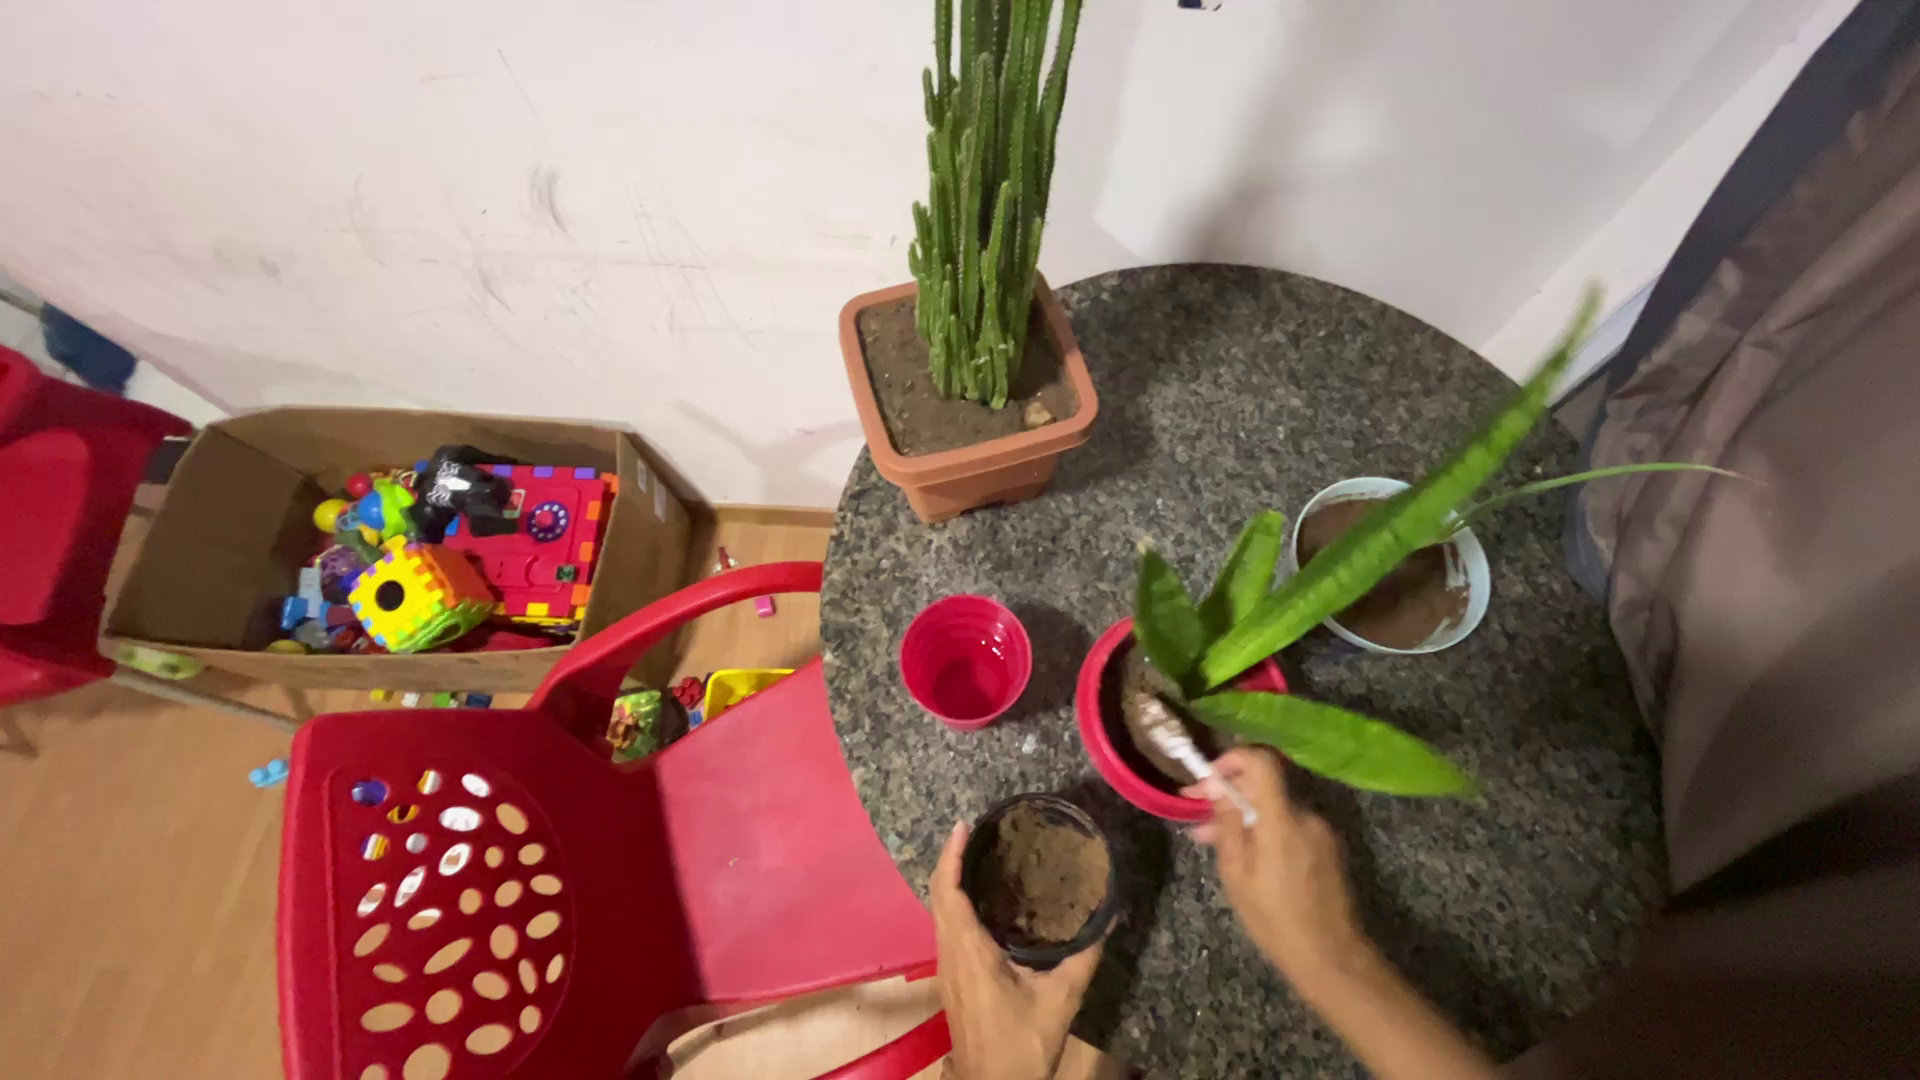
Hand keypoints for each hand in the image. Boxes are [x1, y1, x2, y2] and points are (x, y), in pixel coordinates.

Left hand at [930, 819, 1103, 1079]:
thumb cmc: (1021, 1045)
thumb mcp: (1059, 1000)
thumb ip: (1084, 957)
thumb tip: (1109, 915)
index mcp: (969, 951)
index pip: (949, 891)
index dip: (951, 855)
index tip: (963, 825)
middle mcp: (949, 952)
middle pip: (938, 894)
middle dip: (951, 858)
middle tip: (975, 831)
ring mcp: (946, 965)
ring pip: (939, 909)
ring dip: (951, 878)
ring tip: (976, 853)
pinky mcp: (951, 976)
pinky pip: (945, 924)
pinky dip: (954, 899)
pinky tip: (978, 896)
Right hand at [1185, 747, 1368, 980]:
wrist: (1332, 958)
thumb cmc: (1275, 918)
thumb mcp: (1237, 873)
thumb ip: (1227, 824)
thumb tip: (1217, 789)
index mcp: (1282, 819)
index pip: (1262, 762)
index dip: (1233, 758)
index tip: (1209, 776)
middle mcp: (1306, 815)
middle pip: (1265, 784)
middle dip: (1230, 791)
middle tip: (1198, 809)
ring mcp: (1321, 831)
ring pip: (1275, 806)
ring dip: (1245, 813)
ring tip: (1214, 838)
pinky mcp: (1328, 847)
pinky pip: (1290, 824)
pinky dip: (1266, 828)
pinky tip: (1246, 852)